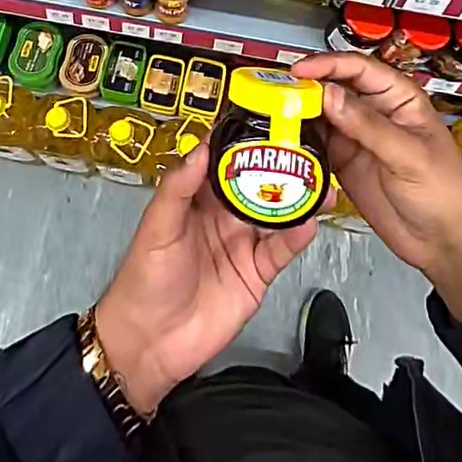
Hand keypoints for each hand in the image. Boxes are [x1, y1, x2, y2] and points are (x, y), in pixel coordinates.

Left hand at [94, 142, 317, 414]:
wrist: (151, 341)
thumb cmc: (144, 278)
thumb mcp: (157, 225)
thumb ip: (178, 186)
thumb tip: (200, 147)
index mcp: (197, 198)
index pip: (223, 162)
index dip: (240, 142)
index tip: (262, 119)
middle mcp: (222, 216)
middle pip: (256, 184)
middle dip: (278, 166)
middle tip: (302, 146)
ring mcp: (241, 243)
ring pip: (275, 214)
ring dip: (296, 197)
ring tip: (317, 178)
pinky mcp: (256, 273)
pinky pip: (281, 250)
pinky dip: (297, 235)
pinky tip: (310, 221)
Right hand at [291, 52, 461, 325]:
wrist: (446, 244)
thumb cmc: (447, 194)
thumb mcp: (409, 156)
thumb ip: (368, 126)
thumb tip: (330, 95)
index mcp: (397, 98)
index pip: (358, 68)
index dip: (328, 64)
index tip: (300, 70)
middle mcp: (373, 111)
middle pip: (333, 85)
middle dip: (306, 85)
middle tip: (278, 91)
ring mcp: (356, 135)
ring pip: (320, 111)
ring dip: (299, 110)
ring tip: (273, 111)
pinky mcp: (343, 159)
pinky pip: (316, 140)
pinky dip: (299, 137)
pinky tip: (285, 137)